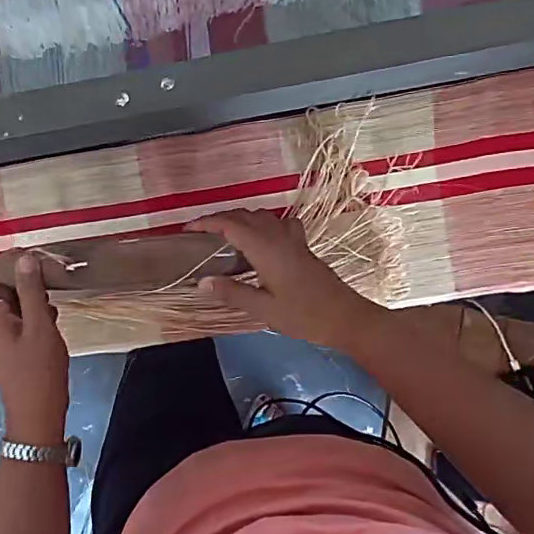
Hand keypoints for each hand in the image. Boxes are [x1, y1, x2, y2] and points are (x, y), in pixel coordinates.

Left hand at [0, 251, 69, 444]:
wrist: (38, 415)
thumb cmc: (39, 371)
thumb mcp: (40, 327)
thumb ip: (32, 291)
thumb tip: (25, 259)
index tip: (27, 262)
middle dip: (18, 277)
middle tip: (47, 275)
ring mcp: (0, 336)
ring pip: (8, 303)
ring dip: (29, 294)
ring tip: (53, 294)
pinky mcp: (13, 345)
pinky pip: (18, 318)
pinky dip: (33, 311)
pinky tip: (53, 315)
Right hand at [189, 210, 392, 354]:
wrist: (346, 317)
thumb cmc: (304, 316)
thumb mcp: (263, 309)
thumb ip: (232, 292)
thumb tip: (202, 282)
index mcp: (266, 249)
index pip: (230, 225)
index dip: (207, 223)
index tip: (187, 230)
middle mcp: (279, 237)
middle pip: (245, 216)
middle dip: (219, 218)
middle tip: (199, 232)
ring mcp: (293, 240)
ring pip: (261, 217)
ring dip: (239, 218)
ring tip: (222, 233)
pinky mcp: (302, 247)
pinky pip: (278, 223)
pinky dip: (262, 223)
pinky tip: (261, 235)